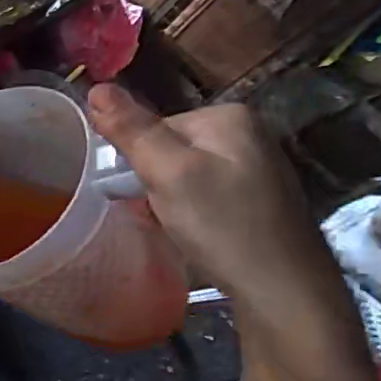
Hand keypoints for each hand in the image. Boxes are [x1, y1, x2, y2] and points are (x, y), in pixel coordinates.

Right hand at [88, 85, 331, 304]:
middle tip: (161, 215)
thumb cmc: (222, 226)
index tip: (141, 194)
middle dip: (156, 181)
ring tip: (181, 228)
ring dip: (172, 199)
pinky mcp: (261, 198)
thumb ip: (131, 130)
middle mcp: (248, 132)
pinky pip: (208, 193)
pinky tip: (201, 235)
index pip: (155, 126)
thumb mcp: (167, 173)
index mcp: (228, 115)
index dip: (139, 161)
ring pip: (187, 173)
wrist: (284, 292)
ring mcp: (258, 166)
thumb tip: (96, 87)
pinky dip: (195, 213)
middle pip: (171, 148)